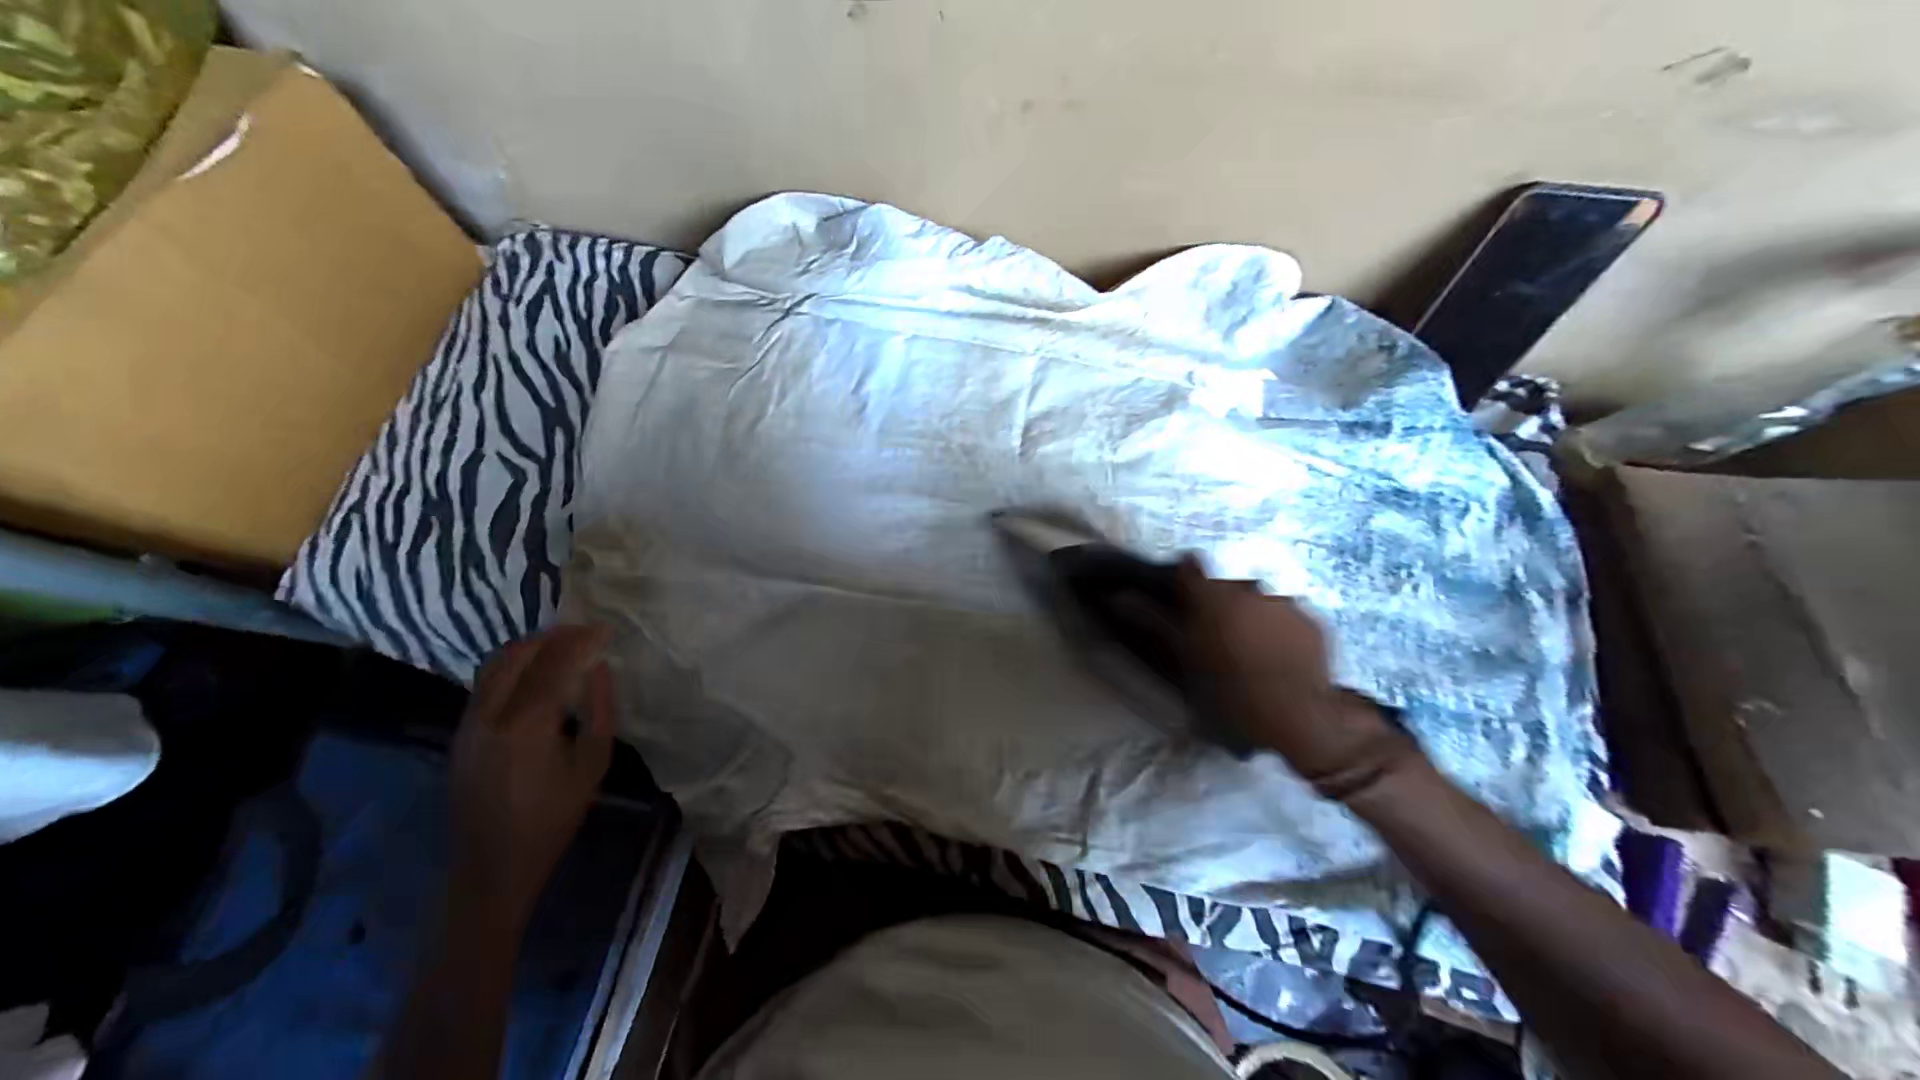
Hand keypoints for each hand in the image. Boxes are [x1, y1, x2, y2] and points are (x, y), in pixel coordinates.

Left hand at [448, 624, 615, 926]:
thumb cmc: (553, 817)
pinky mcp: (460, 734)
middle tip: (583, 633)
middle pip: (517, 654)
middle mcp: (490, 715)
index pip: (554, 663)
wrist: (493, 865)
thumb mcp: (592, 763)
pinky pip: (485, 684)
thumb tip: (599, 668)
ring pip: (494, 665)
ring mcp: (468, 723)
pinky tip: (535, 673)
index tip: (605, 630)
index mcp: (527, 724)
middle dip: (552, 636)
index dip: (581, 640)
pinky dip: (512, 666)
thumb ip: (599, 710)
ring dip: (529, 647)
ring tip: (560, 645)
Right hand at [1176, 559, 1414, 797]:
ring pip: (1259, 600)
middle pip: (1227, 585)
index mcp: (1214, 595)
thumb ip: (1153, 621)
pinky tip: (1278, 658)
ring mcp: (1286, 603)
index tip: (1182, 597)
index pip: (1191, 566)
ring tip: (1251, 650)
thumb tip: (1118, 596)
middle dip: (1221, 603)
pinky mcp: (1313, 621)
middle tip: (1216, 636)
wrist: (1298, 717)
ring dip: (1252, 616)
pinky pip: (1288, 617)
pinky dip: (1280, 630)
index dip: (1185, 577)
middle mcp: (1250, 588)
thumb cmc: (1231, 691)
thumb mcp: (1185, 658)